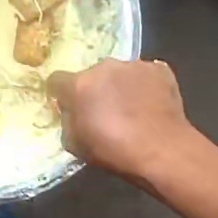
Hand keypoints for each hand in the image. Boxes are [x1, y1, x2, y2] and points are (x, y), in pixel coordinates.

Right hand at [48, 58, 217, 217]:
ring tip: (129, 109)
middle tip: (102, 111)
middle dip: (93, 90)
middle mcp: (104, 67)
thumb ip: (67, 121)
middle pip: (90, 75)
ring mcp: (135, 66)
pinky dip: (143, 86)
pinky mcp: (160, 69)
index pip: (56, 80)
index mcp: (79, 85)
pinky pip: (143, 75)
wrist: (162, 151)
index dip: (59, 94)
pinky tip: (148, 105)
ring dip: (118, 86)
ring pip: (118, 74)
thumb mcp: (73, 144)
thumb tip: (72, 112)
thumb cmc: (112, 151)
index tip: (66, 106)